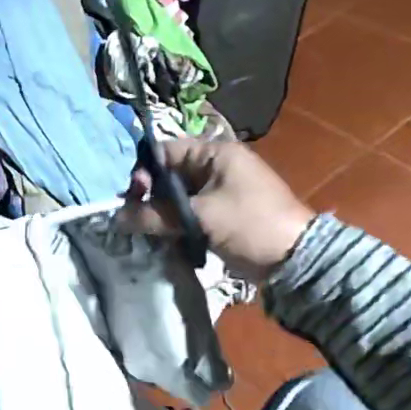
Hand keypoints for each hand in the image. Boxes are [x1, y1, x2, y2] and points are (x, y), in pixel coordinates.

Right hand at [119, 138, 314, 277]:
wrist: (292, 258)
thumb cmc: (249, 224)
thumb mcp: (200, 217)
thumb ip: (157, 215)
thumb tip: (118, 217)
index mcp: (215, 153)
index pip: (166, 151)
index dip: (144, 171)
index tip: (132, 196)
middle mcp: (216, 167)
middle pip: (170, 175)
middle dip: (150, 196)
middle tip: (134, 219)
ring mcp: (219, 192)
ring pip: (178, 198)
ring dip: (161, 214)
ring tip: (145, 232)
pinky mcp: (221, 216)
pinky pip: (190, 214)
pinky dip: (176, 225)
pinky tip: (163, 239)